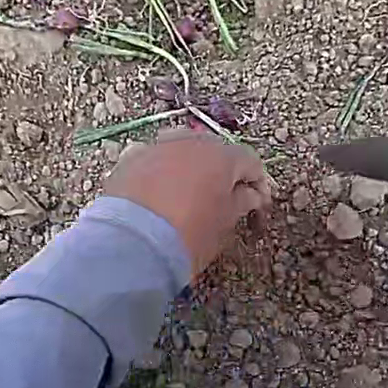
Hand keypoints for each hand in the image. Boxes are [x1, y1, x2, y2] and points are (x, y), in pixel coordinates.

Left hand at [104, 132, 271, 278]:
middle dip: (223, 173)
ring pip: (182, 151)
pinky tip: (160, 194)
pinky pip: (155, 160)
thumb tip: (249, 194)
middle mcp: (190, 142)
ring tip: (191, 194)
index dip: (258, 184)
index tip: (257, 205)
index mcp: (221, 156)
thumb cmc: (189, 236)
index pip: (250, 162)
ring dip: (191, 168)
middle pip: (215, 151)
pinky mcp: (129, 159)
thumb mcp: (224, 224)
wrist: (133, 244)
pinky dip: (163, 173)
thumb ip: (240, 203)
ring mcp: (157, 147)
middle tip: (224, 200)